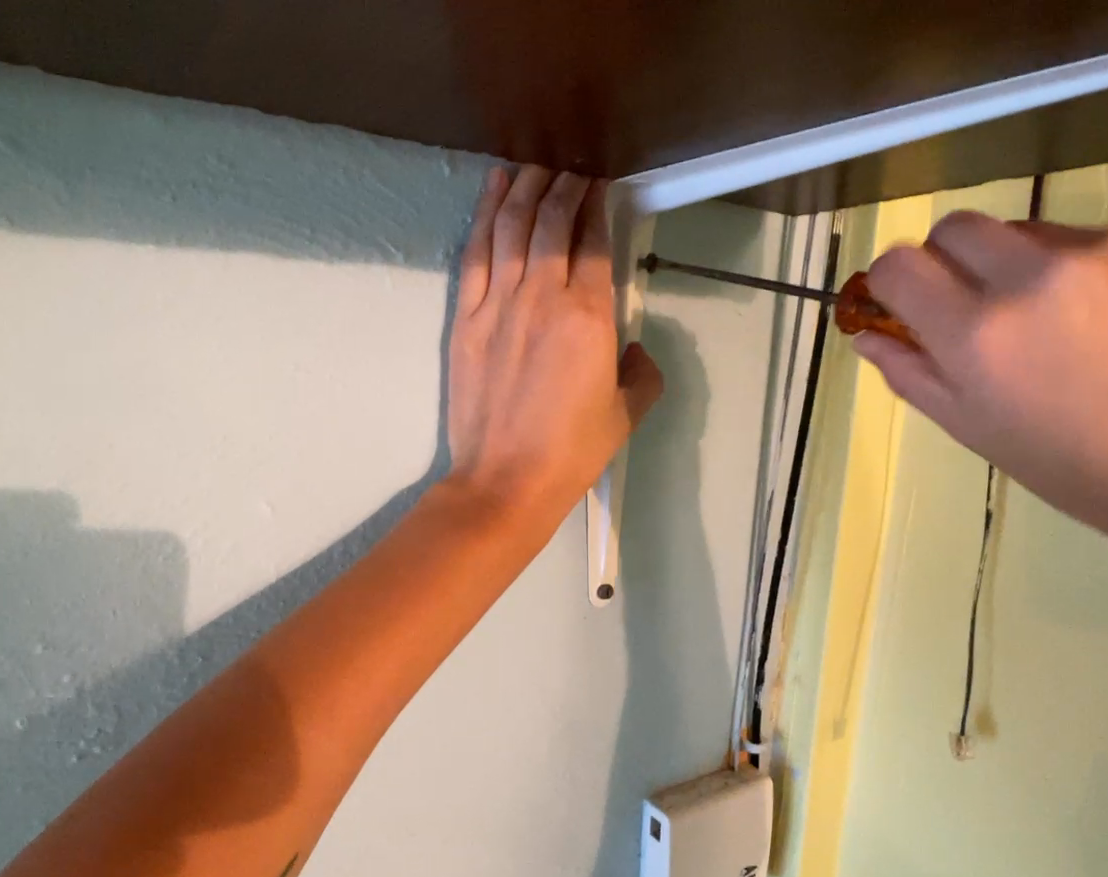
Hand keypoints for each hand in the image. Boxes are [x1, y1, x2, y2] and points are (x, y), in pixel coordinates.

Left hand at [444, 166, 662, 523]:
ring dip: (524, 187)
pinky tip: (493, 189)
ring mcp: (498, 304)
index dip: (597, 205)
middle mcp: (543, 296)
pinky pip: (476, 253)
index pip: (594, 240)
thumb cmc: (571, 452)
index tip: (601, 186)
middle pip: (552, 221)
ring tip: (534, 164)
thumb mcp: (626, 415)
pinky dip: (485, 215)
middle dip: (564, 185)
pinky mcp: (465, 318)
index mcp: (590, 316)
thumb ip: (642, 373)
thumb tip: (632, 348)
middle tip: (572, 169)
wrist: (506, 481)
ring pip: (512, 225)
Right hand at [857, 212, 1107, 543]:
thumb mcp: (975, 430)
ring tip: (1056, 327)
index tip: (901, 305)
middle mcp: (1035, 274)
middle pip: (956, 226)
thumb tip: (869, 335)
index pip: (898, 264)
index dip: (889, 283)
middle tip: (968, 307)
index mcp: (978, 332)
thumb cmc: (1078, 470)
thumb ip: (912, 373)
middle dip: (945, 260)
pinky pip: (1099, 242)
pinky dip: (1087, 274)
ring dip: (1017, 266)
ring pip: (1029, 231)